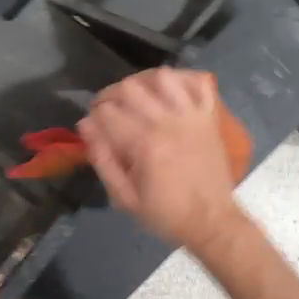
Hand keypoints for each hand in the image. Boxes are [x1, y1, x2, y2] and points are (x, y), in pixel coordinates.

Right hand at [78, 68, 247, 252]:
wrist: (213, 222)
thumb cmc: (166, 214)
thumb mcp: (125, 198)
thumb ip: (103, 160)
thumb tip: (86, 126)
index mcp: (144, 144)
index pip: (107, 112)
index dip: (94, 117)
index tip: (94, 128)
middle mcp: (167, 122)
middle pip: (129, 87)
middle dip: (111, 96)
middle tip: (109, 112)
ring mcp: (191, 116)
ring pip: (163, 76)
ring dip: (144, 82)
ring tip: (138, 97)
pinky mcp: (209, 117)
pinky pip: (199, 83)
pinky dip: (183, 79)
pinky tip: (170, 92)